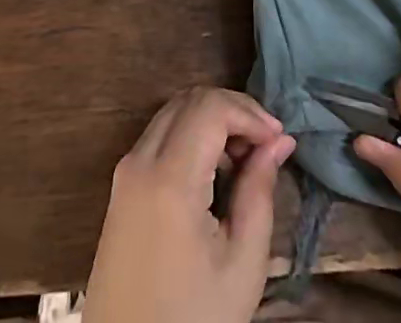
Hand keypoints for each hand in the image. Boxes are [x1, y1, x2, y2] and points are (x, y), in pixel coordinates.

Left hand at [84, 88, 296, 322]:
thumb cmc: (194, 317)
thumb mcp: (241, 262)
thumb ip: (259, 191)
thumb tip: (279, 140)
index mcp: (169, 178)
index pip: (210, 106)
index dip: (250, 112)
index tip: (278, 140)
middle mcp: (139, 162)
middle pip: (189, 100)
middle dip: (234, 110)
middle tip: (266, 145)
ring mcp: (124, 172)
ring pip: (173, 113)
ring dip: (213, 121)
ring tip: (246, 158)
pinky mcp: (121, 187)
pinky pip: (159, 136)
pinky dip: (192, 135)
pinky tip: (217, 169)